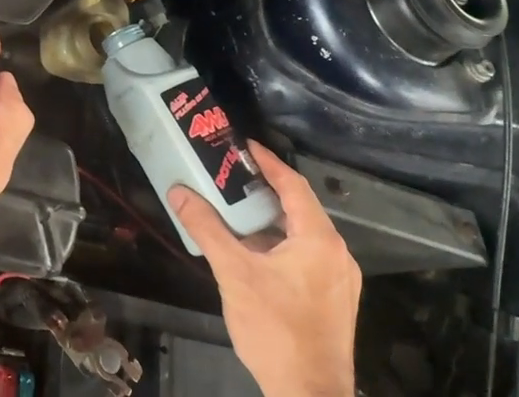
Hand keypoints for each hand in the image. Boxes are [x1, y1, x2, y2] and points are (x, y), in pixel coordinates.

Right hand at [169, 141, 360, 396]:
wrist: (310, 394)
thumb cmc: (275, 328)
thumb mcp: (234, 274)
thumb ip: (207, 229)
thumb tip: (178, 192)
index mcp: (318, 239)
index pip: (293, 185)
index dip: (268, 162)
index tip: (242, 146)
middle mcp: (337, 253)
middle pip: (300, 207)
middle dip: (265, 189)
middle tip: (231, 175)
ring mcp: (340, 279)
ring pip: (304, 233)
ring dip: (271, 219)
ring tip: (236, 210)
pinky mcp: (336, 299)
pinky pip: (308, 255)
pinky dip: (281, 242)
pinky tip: (255, 252)